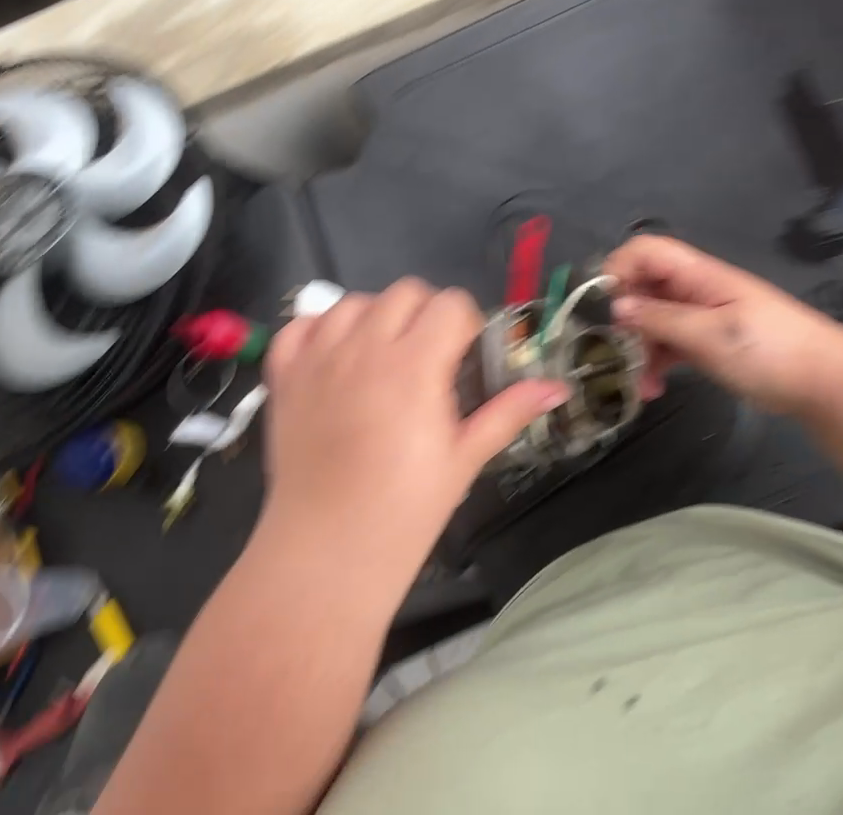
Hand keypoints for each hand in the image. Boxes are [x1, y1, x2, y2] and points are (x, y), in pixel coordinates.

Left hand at [261, 278, 568, 539]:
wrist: (329, 549)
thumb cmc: (407, 508)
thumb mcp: (466, 458)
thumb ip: (509, 412)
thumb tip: (558, 388)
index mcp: (415, 365)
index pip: (451, 305)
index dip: (467, 323)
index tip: (466, 356)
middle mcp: (364, 348)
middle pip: (405, 293)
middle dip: (427, 314)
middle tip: (431, 357)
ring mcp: (318, 359)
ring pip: (354, 302)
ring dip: (377, 317)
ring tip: (385, 357)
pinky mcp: (285, 377)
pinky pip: (301, 326)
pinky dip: (322, 330)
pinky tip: (337, 356)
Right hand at [604, 236, 842, 414]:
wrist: (822, 381)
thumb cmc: (769, 349)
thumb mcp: (710, 334)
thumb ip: (661, 319)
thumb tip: (615, 306)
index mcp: (698, 275)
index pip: (645, 252)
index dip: (617, 269)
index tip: (598, 307)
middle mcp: (694, 290)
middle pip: (642, 287)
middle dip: (620, 317)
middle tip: (606, 350)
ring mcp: (700, 318)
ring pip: (651, 321)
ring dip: (636, 348)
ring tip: (633, 381)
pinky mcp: (705, 344)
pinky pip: (667, 346)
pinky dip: (655, 364)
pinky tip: (650, 390)